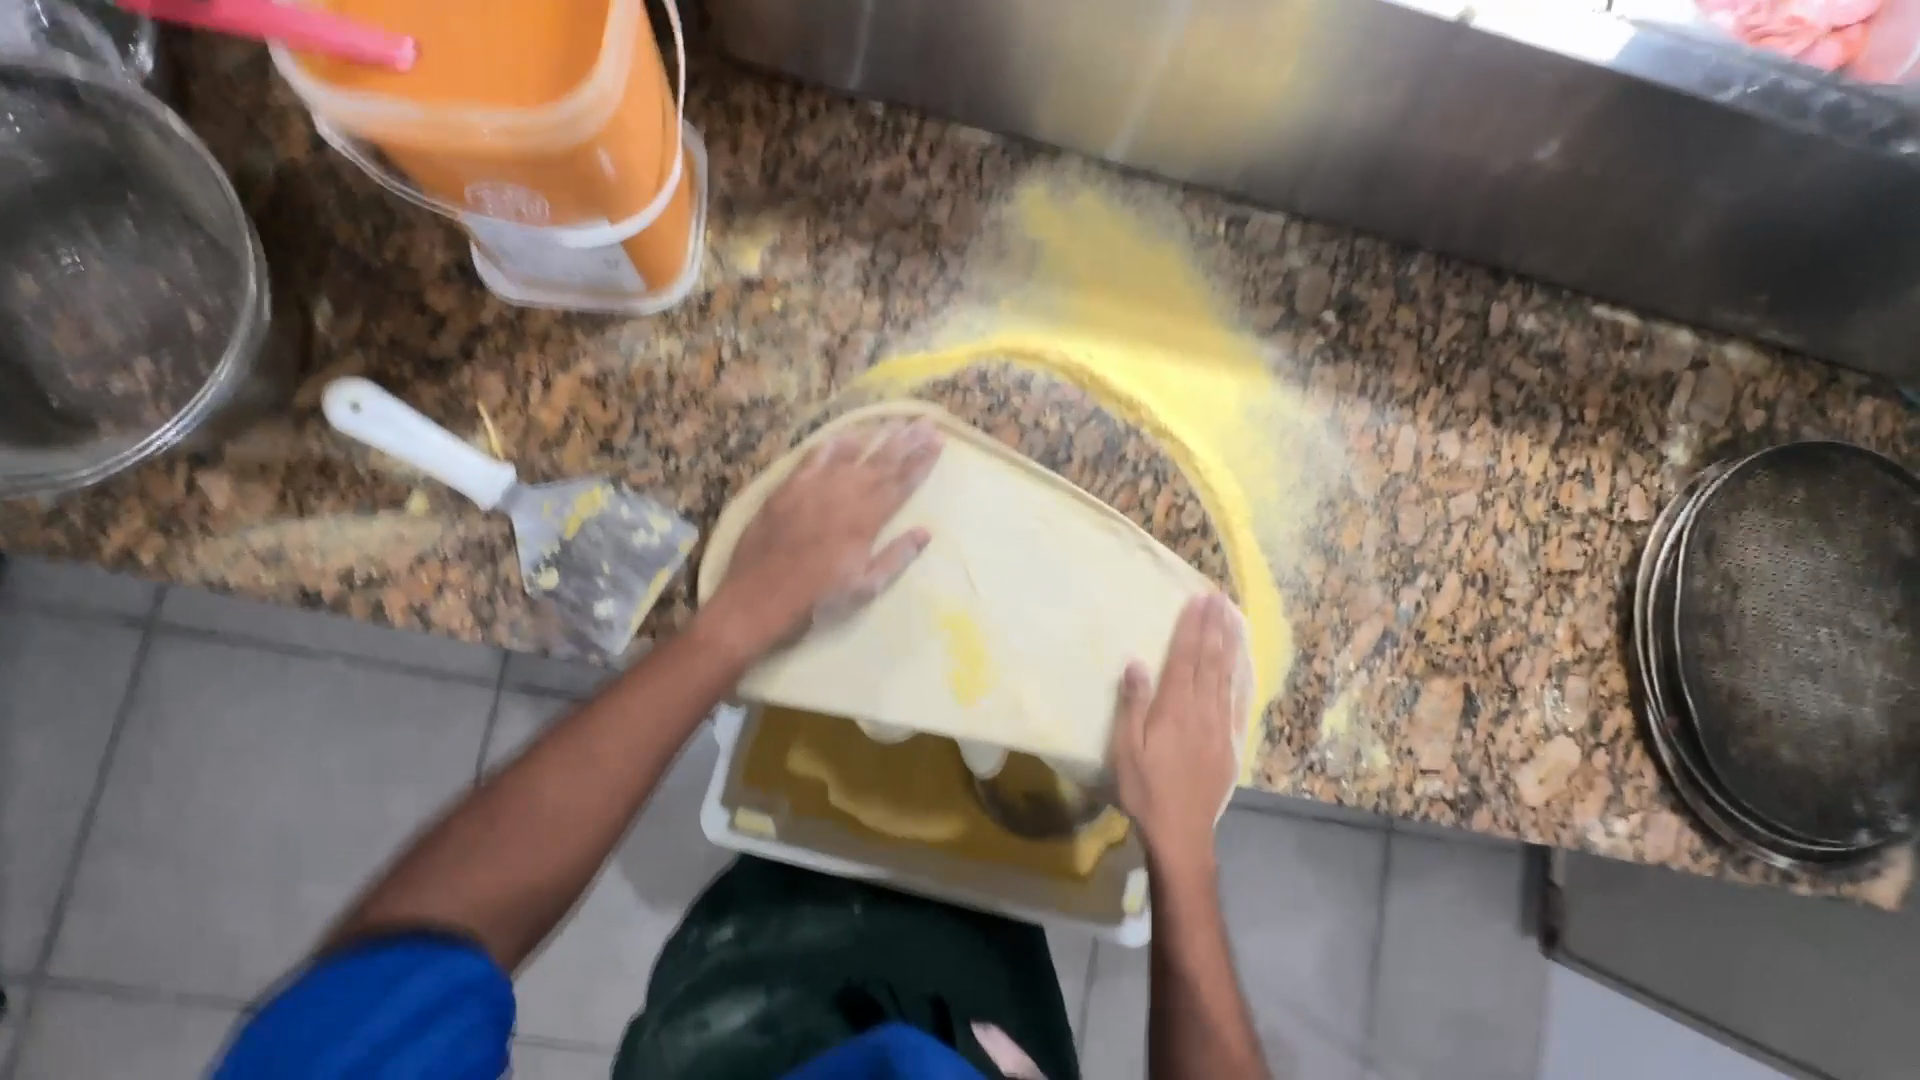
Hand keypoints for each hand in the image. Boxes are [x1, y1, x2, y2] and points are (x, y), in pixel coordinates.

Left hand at [708, 418, 943, 653]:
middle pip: (881, 462)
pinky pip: (813, 458)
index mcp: (865, 522)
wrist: (756, 600)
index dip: (921, 462)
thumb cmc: (815, 602)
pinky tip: (845, 434)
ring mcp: (812, 490)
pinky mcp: (786, 489)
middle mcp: (842, 497)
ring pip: (851, 454)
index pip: (901, 484)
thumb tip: (925, 532)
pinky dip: (832, 444)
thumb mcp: (864, 589)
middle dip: (907, 441)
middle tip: (926, 421)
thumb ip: (896, 557)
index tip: (939, 441)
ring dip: (876, 436)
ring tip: (896, 420)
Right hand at [1109, 592, 1250, 870]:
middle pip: (1210, 661)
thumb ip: (1133, 705)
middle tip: (1218, 598)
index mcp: (1174, 710)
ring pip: (1228, 676)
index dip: (1191, 628)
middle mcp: (1202, 711)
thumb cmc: (1145, 789)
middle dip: (1213, 627)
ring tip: (1233, 617)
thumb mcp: (1125, 749)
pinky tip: (1245, 663)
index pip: (1184, 659)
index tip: (1197, 601)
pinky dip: (1243, 677)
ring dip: (1230, 644)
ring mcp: (1221, 727)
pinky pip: (1240, 702)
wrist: (1181, 832)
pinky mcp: (1232, 743)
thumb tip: (1136, 663)